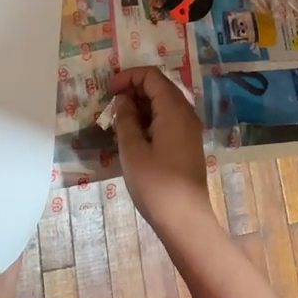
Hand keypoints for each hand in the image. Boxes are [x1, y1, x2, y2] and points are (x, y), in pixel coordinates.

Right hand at [110, 66, 210, 227]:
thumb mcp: (132, 150)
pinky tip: (134, 138)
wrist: (186, 221)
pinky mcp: (188, 145)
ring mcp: (189, 129)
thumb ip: (125, 119)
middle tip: (111, 107)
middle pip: (159, 88)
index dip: (128, 77)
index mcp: (174, 108)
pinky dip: (150, 121)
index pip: (151, 76)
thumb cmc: (156, 184)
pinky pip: (168, 120)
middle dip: (133, 91)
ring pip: (163, 105)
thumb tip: (123, 101)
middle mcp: (186, 113)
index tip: (108, 90)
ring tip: (119, 123)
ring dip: (141, 107)